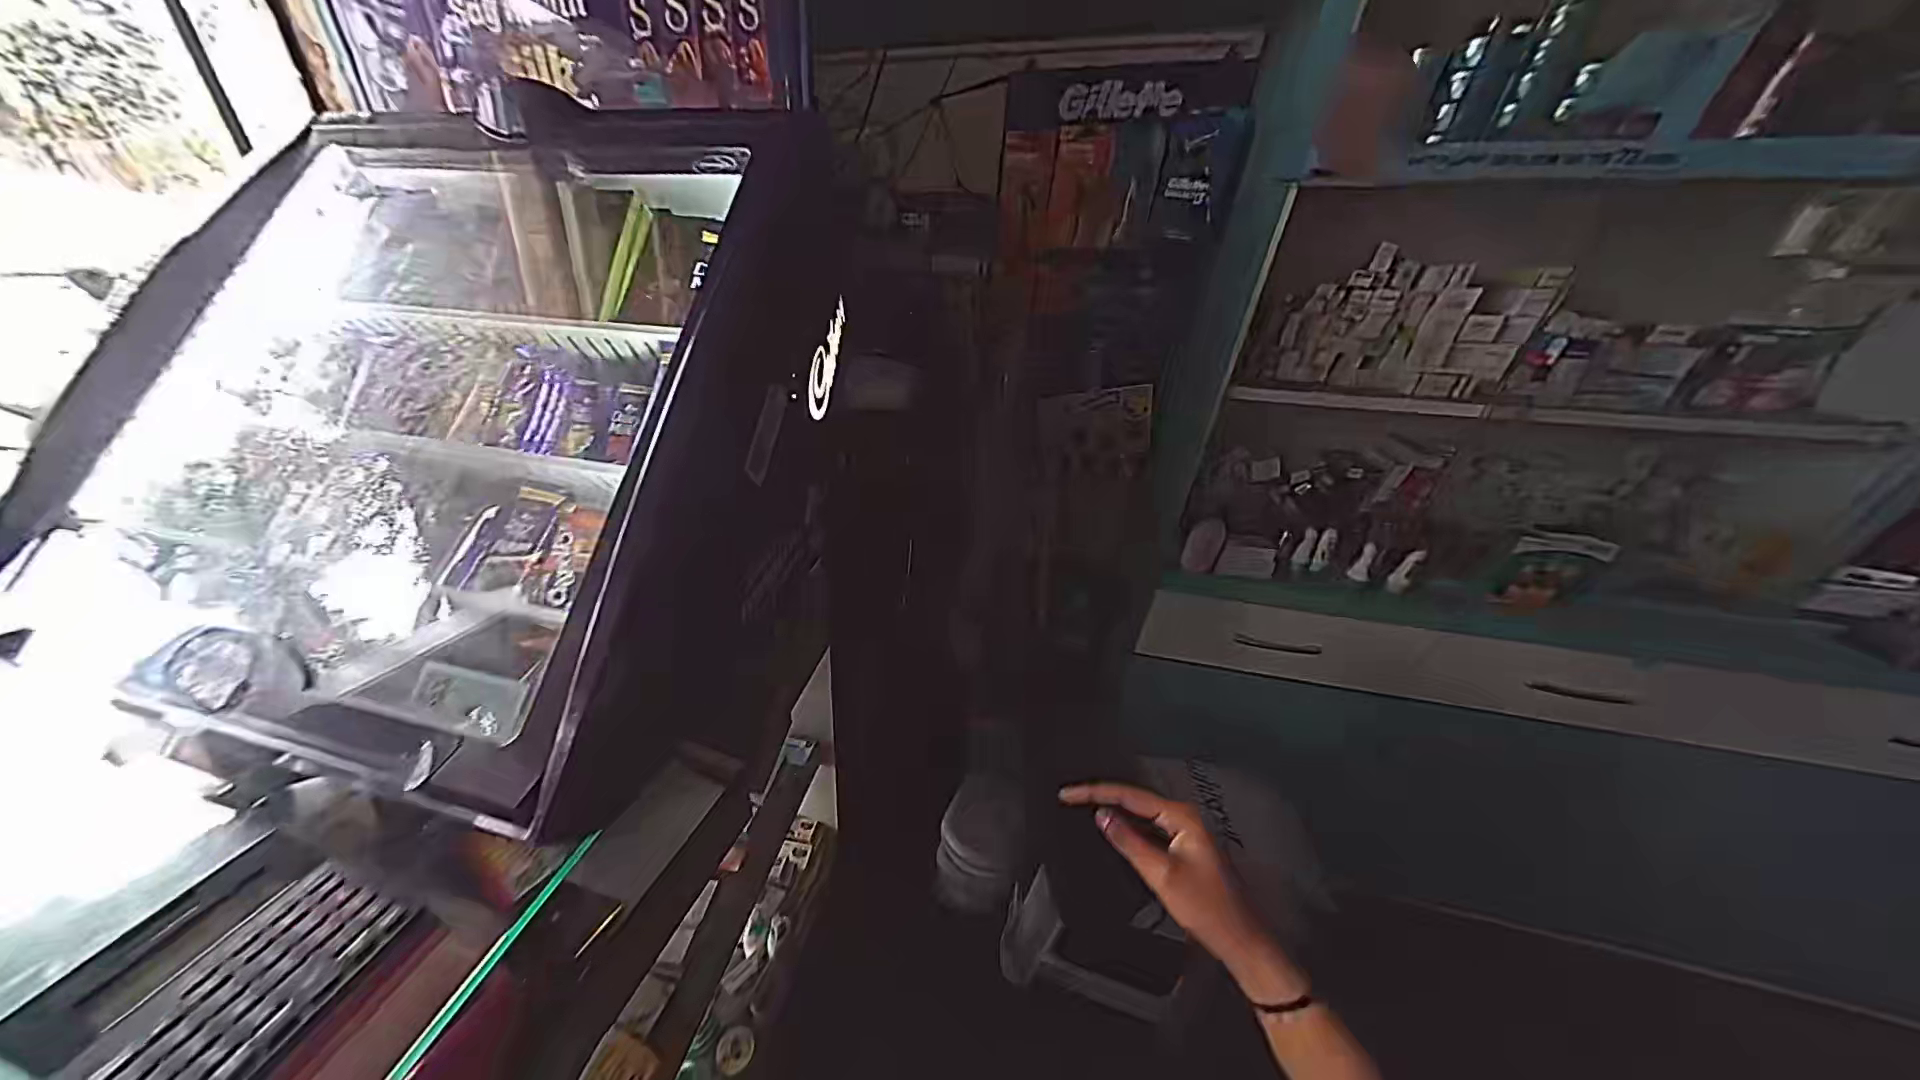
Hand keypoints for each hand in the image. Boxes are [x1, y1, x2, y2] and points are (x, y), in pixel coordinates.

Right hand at [1059, 782, 1307, 1003]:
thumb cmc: (1209, 910)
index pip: (1129, 795)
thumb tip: (1102, 816)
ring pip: (1140, 813)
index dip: (1095, 792)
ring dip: (1113, 810)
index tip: (1070, 793)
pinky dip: (1128, 826)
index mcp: (1182, 816)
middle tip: (1071, 796)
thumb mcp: (1160, 874)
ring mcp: (1185, 830)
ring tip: (1083, 806)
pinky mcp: (1183, 845)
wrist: (1240, 939)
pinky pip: (1149, 827)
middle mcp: (1185, 817)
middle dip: (1101, 795)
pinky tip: (1113, 829)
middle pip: (1134, 798)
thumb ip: (1128, 841)